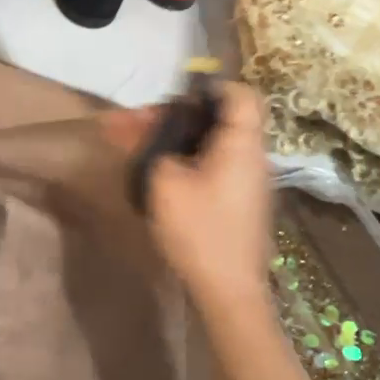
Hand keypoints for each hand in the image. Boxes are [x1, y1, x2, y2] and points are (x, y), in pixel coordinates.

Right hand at [102, 83, 274, 305]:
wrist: (227, 292)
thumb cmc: (199, 230)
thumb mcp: (164, 181)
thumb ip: (153, 144)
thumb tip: (143, 123)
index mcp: (241, 145)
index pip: (239, 95)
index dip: (206, 88)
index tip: (169, 99)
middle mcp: (250, 158)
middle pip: (215, 119)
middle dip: (170, 117)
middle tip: (129, 125)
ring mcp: (246, 182)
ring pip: (208, 144)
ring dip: (171, 139)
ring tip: (128, 144)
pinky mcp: (236, 202)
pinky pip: (210, 166)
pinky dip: (182, 159)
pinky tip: (151, 168)